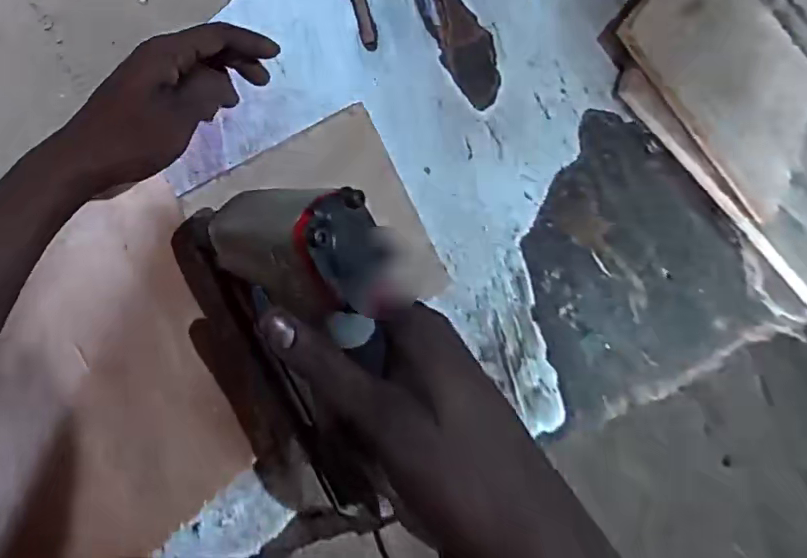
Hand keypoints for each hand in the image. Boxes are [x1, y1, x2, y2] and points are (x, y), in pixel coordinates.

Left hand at [47, 22, 278, 193]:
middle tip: (262, 81)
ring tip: (237, 100)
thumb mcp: (179, 115)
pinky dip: (200, 92)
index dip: (247, 42)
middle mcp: (154, 57)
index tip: (274, 55)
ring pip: (191, 66)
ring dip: (218, 77)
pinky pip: (178, 84)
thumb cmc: (131, 138)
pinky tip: (209, 112)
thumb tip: (223, 81)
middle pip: (204, 47)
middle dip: (236, 59)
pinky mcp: (140, 97)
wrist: (80, 162)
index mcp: (163, 52)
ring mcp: (145, 76)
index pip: (214, 35)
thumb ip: (208, 90)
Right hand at [259, 304, 616, 557]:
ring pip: (366, 357)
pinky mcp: (437, 407)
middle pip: (355, 319)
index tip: (270, 288)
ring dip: (341, 382)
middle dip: (322, 343)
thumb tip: (267, 312)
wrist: (539, 552)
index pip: (351, 276)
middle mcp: (426, 338)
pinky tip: (355, 439)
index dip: (310, 278)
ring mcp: (434, 374)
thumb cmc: (459, 472)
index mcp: (417, 325)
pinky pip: (383, 387)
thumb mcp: (382, 419)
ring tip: (329, 418)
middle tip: (295, 370)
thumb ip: (324, 364)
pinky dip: (362, 405)